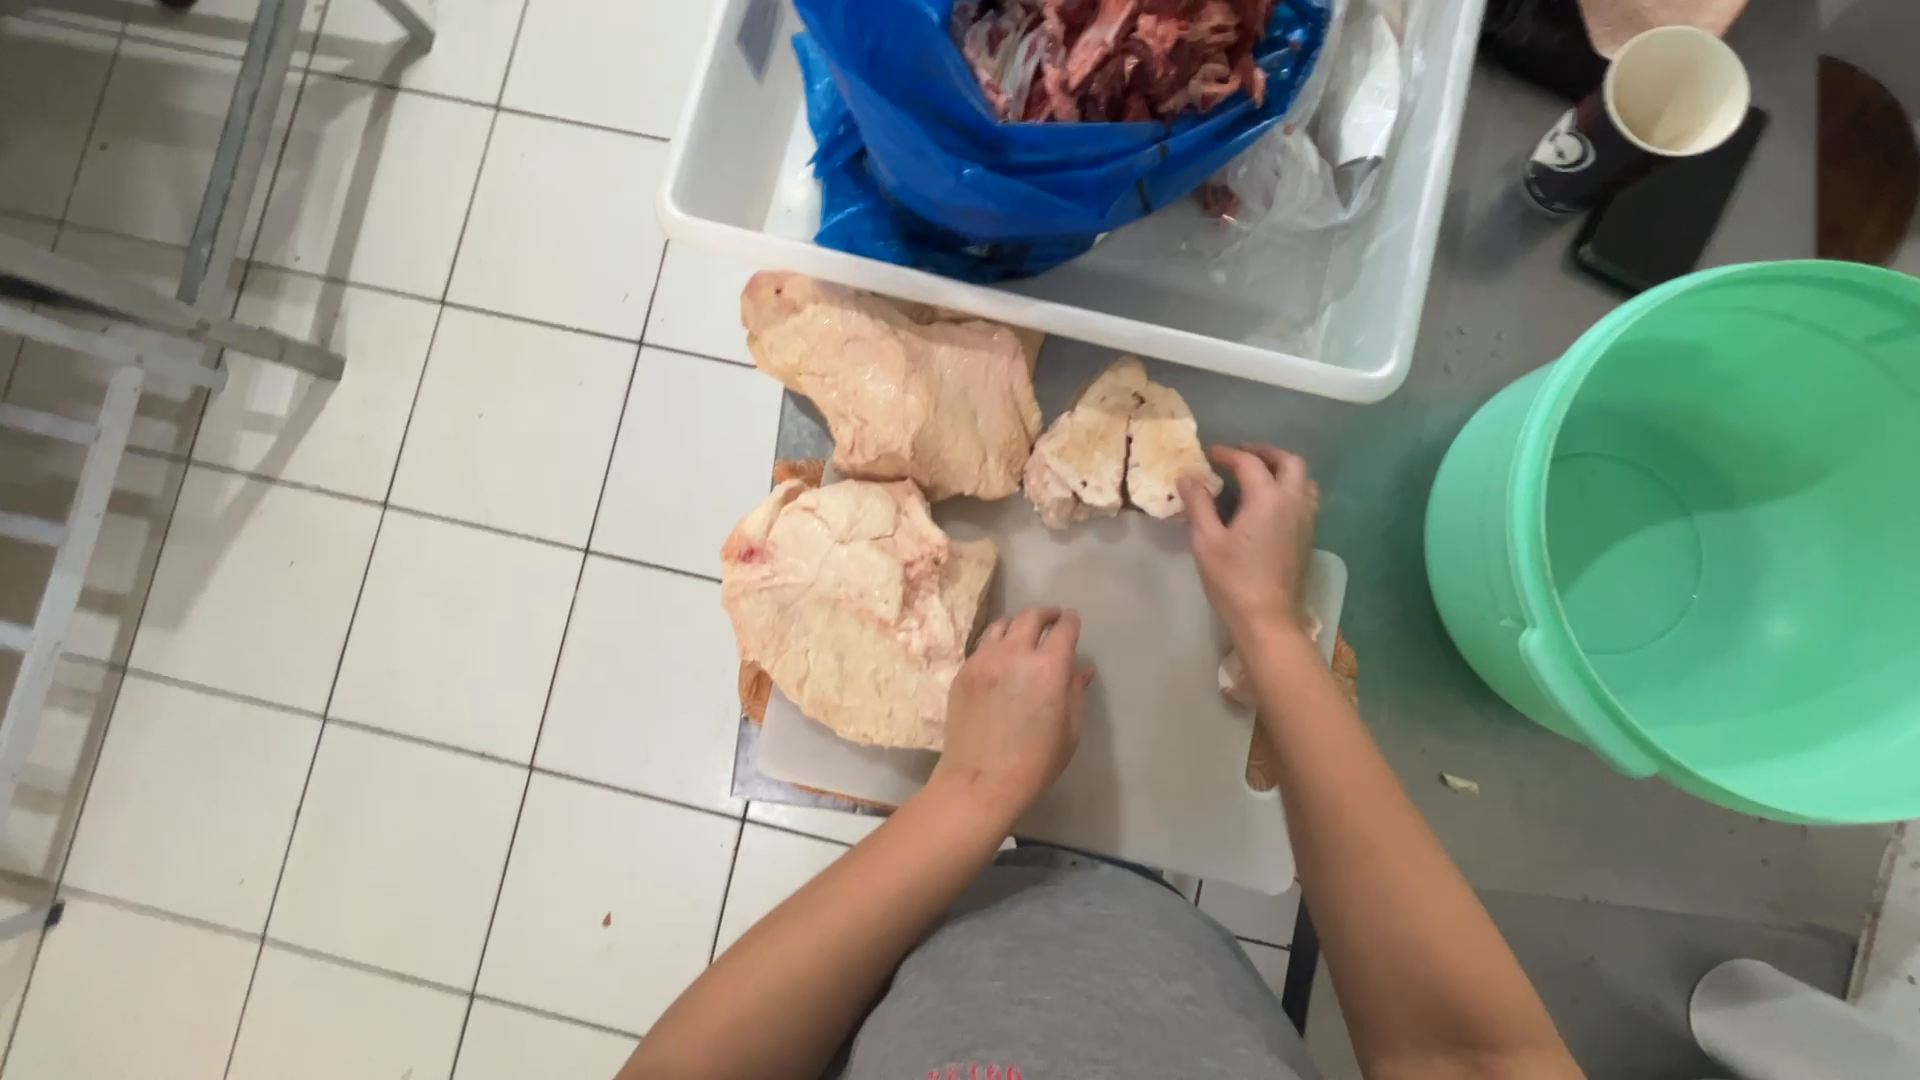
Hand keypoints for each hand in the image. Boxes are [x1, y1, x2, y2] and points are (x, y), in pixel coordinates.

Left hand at [932, 607, 1093, 819]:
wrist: (980, 780)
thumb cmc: (1035, 762)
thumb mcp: (1069, 731)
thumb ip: (1075, 692)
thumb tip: (1082, 668)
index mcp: (1048, 668)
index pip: (1063, 629)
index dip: (1071, 622)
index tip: (1072, 621)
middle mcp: (1015, 654)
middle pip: (1030, 616)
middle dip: (1045, 614)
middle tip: (1051, 619)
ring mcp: (984, 660)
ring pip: (1002, 625)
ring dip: (1017, 624)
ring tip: (1023, 634)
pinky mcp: (963, 671)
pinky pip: (982, 646)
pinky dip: (996, 643)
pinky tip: (1000, 657)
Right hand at [1179, 445, 1319, 646]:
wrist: (1267, 617)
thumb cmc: (1233, 579)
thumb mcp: (1206, 541)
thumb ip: (1198, 505)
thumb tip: (1188, 478)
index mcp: (1268, 499)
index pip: (1249, 463)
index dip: (1228, 454)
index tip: (1209, 455)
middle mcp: (1293, 502)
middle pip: (1289, 462)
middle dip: (1264, 453)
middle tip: (1240, 456)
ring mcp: (1306, 519)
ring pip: (1303, 479)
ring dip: (1281, 469)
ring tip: (1257, 476)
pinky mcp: (1308, 536)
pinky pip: (1305, 498)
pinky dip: (1289, 488)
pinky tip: (1269, 503)